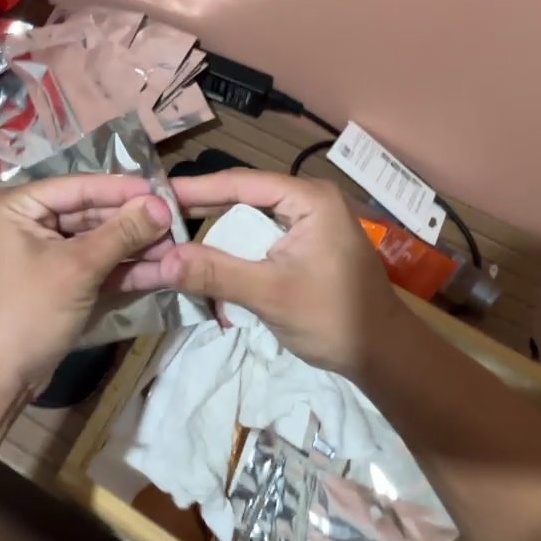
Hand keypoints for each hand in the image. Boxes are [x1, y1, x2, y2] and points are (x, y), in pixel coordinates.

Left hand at [0, 175, 175, 393]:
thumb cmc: (28, 312)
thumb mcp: (79, 268)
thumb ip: (122, 233)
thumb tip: (162, 204)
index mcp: (18, 206)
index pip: (79, 187)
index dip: (122, 189)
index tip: (163, 187)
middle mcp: (28, 222)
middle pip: (89, 213)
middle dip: (132, 221)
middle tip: (176, 219)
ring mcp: (43, 253)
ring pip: (96, 241)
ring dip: (133, 246)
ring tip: (177, 244)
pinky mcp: (57, 282)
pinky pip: (93, 265)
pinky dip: (122, 269)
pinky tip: (161, 268)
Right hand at [155, 170, 408, 378]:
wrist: (385, 356)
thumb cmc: (334, 318)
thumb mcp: (270, 295)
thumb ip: (217, 273)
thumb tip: (163, 260)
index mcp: (308, 198)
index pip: (241, 183)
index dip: (196, 188)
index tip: (156, 194)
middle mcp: (308, 200)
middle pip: (243, 198)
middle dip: (202, 212)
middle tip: (158, 220)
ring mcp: (309, 223)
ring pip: (249, 220)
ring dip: (217, 236)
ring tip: (175, 241)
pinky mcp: (306, 245)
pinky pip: (261, 239)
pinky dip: (235, 252)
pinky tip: (208, 263)